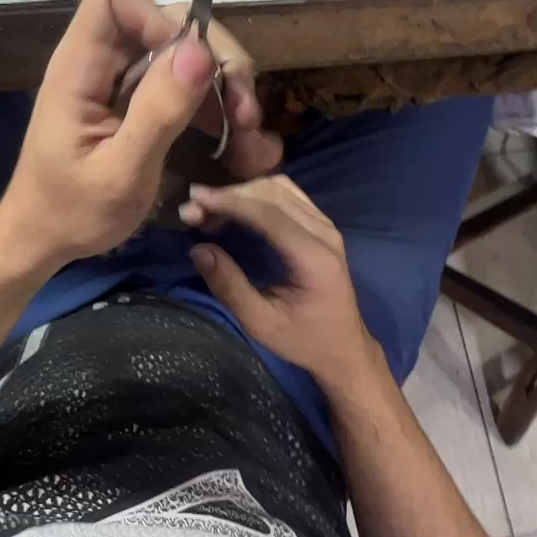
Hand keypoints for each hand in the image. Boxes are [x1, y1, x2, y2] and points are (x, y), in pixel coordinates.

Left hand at [0, 0, 282, 268]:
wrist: (43, 241)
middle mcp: (102, 60)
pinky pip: (182, 81)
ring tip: (245, 130)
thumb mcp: (121, 173)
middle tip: (244, 111)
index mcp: (80, 65)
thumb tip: (200, 51)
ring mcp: (121, 79)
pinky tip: (233, 138)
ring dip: (222, 83)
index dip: (158, 14)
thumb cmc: (71, 212)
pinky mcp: (136, 99)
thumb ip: (158, 112)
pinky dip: (212, 104)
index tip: (192, 63)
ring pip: (183, 50)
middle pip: (166, 19)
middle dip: (213, 56)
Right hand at [182, 176, 386, 391]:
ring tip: (208, 209)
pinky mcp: (321, 223)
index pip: (269, 214)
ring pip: (279, 188)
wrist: (344, 349)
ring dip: (240, 192)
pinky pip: (286, 194)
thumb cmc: (303, 341)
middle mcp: (324, 233)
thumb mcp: (261, 324)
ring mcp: (326, 225)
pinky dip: (255, 194)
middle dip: (229, 196)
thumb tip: (198, 249)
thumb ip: (230, 287)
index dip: (229, 203)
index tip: (194, 201)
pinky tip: (233, 206)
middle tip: (192, 210)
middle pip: (272, 194)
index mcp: (314, 259)